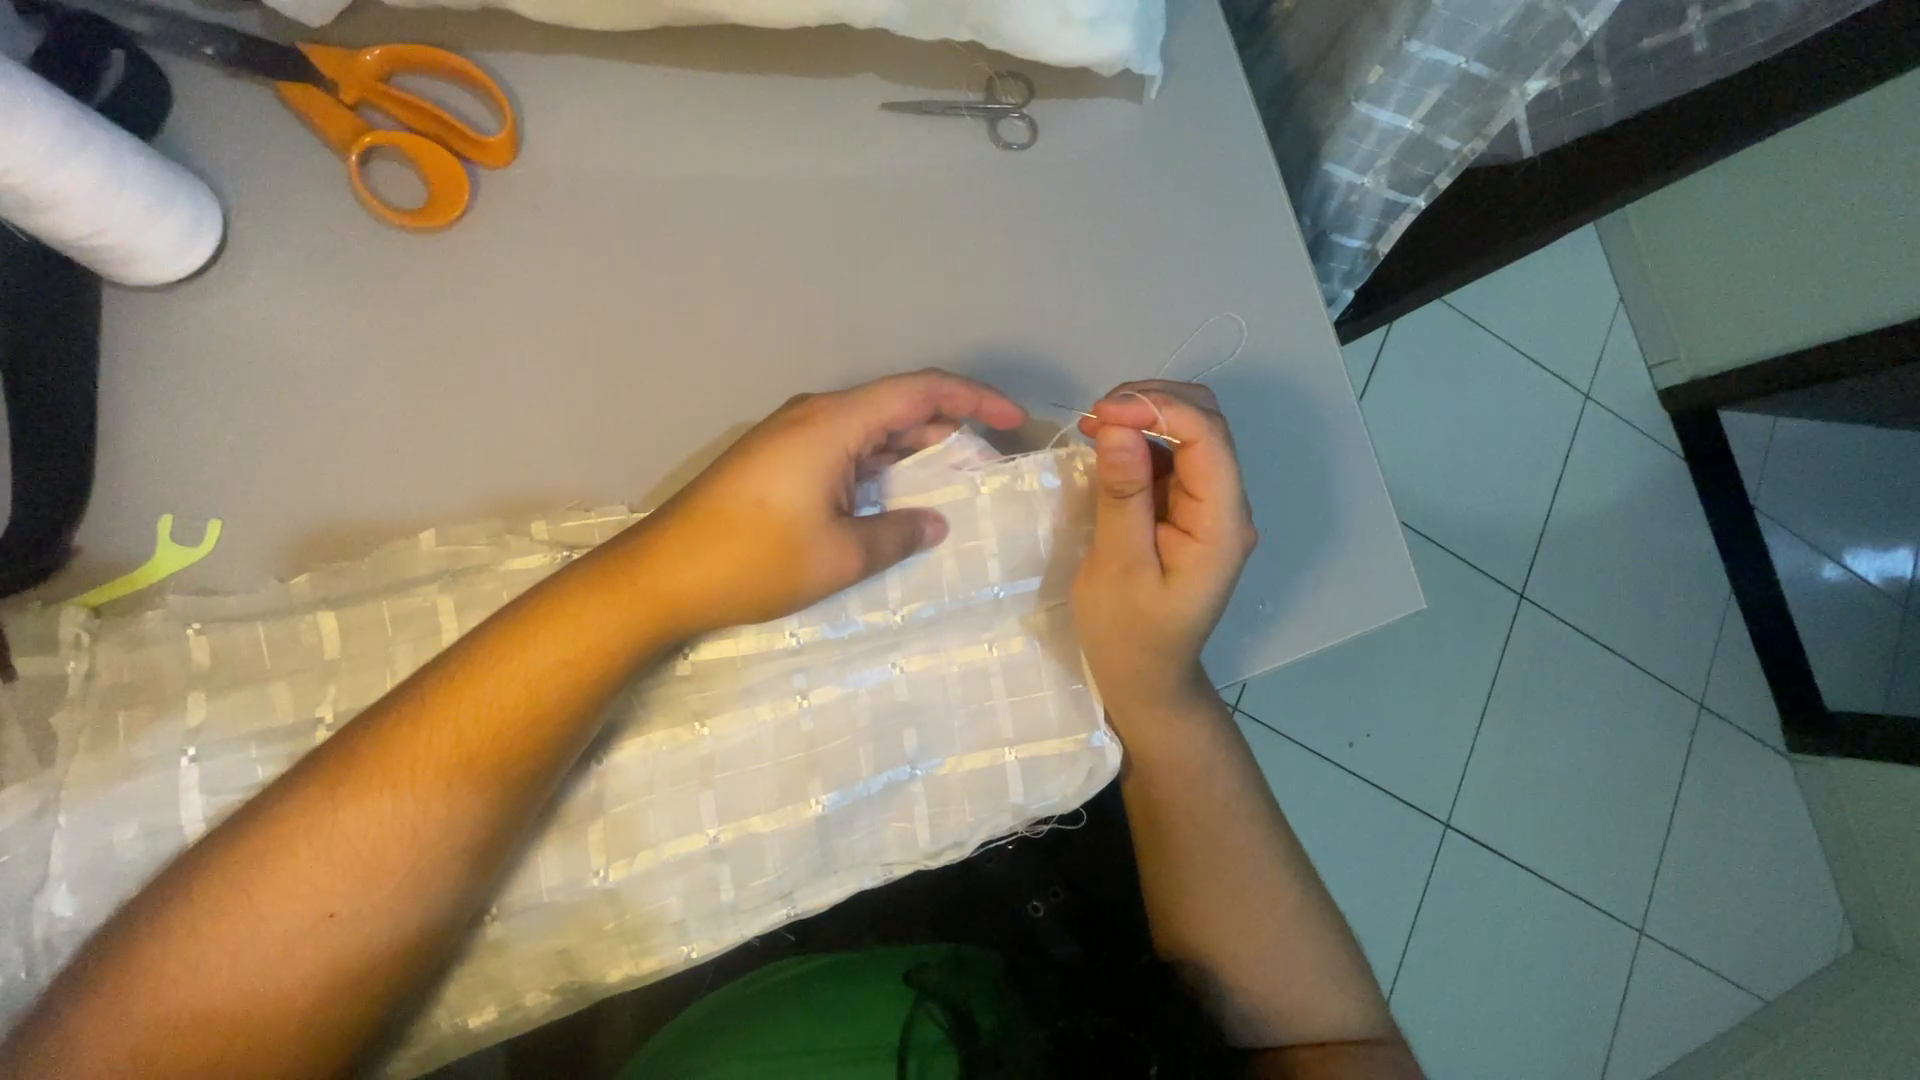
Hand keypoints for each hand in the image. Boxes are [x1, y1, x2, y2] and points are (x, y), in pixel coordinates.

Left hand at [617, 369, 1027, 638]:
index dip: (974, 399)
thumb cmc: (753, 561)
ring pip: (870, 430)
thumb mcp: (840, 556)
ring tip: (953, 481)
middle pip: (897, 406)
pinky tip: (896, 496)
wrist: (660, 576)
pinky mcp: (778, 461)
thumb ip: (898, 534)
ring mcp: (792, 437)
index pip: (920, 391)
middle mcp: (815, 417)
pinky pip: (844, 450)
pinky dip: (879, 467)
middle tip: (988, 460)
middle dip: (949, 427)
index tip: (1012, 420)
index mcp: (834, 424)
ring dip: (913, 451)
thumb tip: (936, 524)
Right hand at [1070, 381, 1257, 720]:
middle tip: (1095, 417)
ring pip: (1190, 431)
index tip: (1101, 415)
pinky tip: (1106, 444)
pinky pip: (1171, 455)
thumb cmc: (1128, 634)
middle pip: (1207, 423)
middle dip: (1153, 403)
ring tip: (1094, 425)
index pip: (1207, 438)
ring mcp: (1208, 505)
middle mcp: (1226, 505)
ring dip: (1144, 415)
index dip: (1157, 409)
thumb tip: (1117, 428)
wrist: (1145, 677)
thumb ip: (1122, 496)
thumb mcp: (1117, 568)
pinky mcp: (1187, 508)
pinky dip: (1139, 438)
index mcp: (1222, 524)